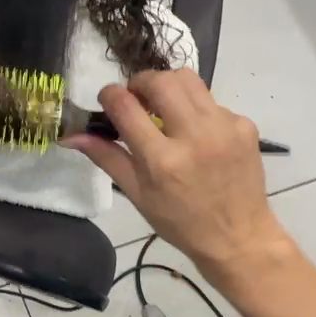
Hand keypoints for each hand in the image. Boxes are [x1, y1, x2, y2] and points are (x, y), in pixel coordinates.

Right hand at [66, 69, 293, 284]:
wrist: (238, 236)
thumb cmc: (179, 221)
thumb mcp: (136, 193)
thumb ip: (106, 157)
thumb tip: (70, 136)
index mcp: (161, 159)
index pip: (125, 106)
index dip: (110, 95)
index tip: (107, 99)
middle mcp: (194, 136)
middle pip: (161, 81)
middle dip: (140, 82)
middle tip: (135, 99)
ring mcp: (224, 127)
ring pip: (189, 80)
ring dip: (168, 87)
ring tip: (162, 108)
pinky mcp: (244, 125)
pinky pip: (212, 101)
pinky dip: (195, 110)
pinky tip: (195, 134)